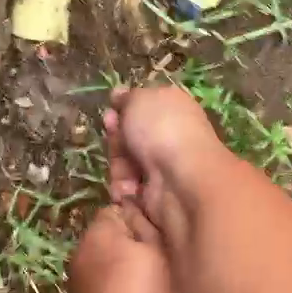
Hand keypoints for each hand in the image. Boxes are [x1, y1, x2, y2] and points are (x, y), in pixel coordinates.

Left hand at [67, 206, 178, 292]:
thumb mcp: (157, 251)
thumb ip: (147, 225)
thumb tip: (138, 207)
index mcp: (97, 233)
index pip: (118, 209)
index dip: (143, 220)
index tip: (163, 238)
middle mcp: (80, 254)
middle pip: (112, 240)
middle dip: (135, 248)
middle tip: (163, 265)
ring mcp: (78, 285)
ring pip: (110, 267)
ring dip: (128, 273)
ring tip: (154, 291)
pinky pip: (107, 291)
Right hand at [106, 86, 232, 241]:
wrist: (181, 179)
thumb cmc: (162, 129)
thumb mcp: (141, 99)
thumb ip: (128, 98)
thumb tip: (119, 95)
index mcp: (173, 112)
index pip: (142, 112)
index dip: (122, 113)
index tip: (110, 115)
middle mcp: (169, 140)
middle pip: (129, 141)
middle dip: (116, 141)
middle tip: (114, 137)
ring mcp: (163, 171)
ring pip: (125, 168)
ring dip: (119, 168)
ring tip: (125, 171)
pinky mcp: (156, 198)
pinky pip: (129, 192)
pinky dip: (125, 191)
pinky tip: (129, 190)